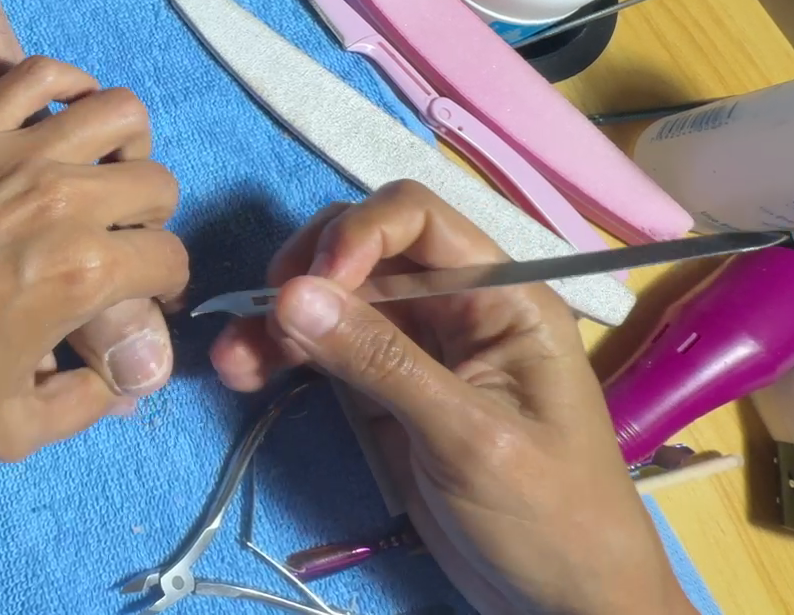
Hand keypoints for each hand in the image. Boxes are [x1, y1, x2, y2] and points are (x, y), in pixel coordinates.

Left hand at [0, 56, 188, 460]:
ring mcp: (13, 148)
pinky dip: (65, 85)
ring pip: (118, 111)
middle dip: (150, 217)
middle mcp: (62, 197)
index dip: (161, 284)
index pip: (168, 259)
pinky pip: (40, 74)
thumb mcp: (11, 426)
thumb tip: (127, 385)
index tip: (138, 292)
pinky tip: (54, 116)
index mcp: (84, 273)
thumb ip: (87, 405)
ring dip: (124, 144)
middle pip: (156, 182)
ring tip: (95, 169)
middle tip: (115, 236)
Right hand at [210, 182, 692, 614]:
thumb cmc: (551, 521)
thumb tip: (289, 294)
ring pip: (321, 293)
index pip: (413, 217)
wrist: (560, 613)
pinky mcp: (372, 376)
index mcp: (497, 295)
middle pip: (354, 244)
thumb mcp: (471, 439)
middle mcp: (446, 301)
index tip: (312, 284)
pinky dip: (271, 350)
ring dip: (271, 317)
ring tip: (232, 358)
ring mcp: (405, 338)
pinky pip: (311, 341)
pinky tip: (241, 371)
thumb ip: (381, 361)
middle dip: (302, 272)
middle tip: (270, 318)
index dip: (355, 233)